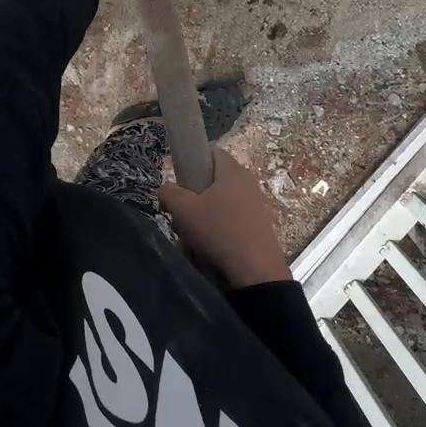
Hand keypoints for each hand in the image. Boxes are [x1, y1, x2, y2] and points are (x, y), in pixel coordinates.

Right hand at [159, 148, 290, 287]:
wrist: (256, 275)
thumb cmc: (218, 232)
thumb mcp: (183, 209)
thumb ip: (168, 192)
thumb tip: (166, 190)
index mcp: (233, 172)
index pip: (210, 151)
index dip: (192, 158)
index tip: (178, 177)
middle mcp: (248, 185)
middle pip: (212, 182)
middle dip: (192, 198)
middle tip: (180, 215)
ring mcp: (256, 208)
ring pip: (218, 206)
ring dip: (200, 220)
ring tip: (189, 241)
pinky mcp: (259, 230)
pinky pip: (229, 224)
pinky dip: (215, 234)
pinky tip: (204, 252)